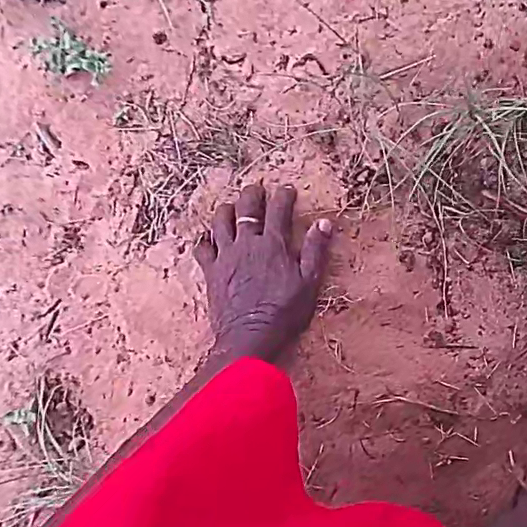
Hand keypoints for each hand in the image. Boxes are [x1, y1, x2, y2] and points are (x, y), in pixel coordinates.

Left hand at [194, 182, 332, 362]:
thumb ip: (315, 251)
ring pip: (220, 222)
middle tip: (256, 189)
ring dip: (226, 210)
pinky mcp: (211, 272)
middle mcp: (247, 244)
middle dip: (251, 195)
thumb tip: (324, 224)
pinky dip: (205, 240)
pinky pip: (202, 248)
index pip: (278, 211)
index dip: (283, 197)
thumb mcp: (309, 284)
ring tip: (230, 205)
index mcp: (273, 245)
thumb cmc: (284, 314)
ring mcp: (225, 257)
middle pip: (246, 209)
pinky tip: (208, 239)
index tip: (286, 190)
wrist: (249, 337)